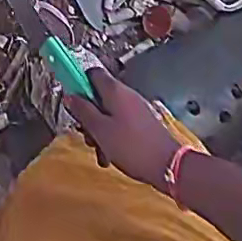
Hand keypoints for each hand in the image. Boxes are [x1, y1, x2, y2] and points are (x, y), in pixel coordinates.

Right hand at [63, 67, 182, 187]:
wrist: (171, 168)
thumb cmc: (132, 146)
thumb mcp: (99, 129)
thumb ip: (82, 110)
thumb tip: (70, 96)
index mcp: (114, 90)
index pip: (90, 72)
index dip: (77, 82)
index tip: (71, 99)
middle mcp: (126, 94)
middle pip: (98, 95)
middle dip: (88, 113)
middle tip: (85, 132)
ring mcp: (136, 109)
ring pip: (108, 112)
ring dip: (99, 128)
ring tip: (99, 150)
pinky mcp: (143, 123)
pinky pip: (120, 122)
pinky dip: (112, 134)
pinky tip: (111, 155)